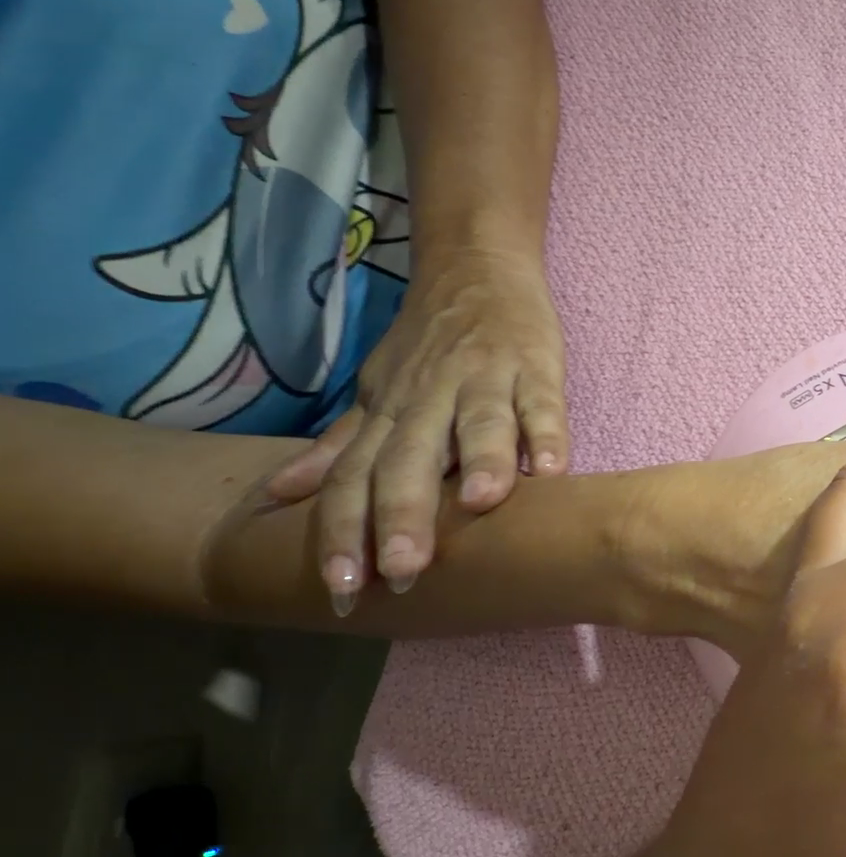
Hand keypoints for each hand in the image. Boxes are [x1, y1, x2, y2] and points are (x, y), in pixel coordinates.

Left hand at [266, 250, 568, 613]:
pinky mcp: (534, 366)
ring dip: (480, 461)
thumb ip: (343, 445)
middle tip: (404, 570)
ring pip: (477, 423)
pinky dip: (547, 431)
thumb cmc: (431, 343)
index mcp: (390, 412)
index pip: (355, 476)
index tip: (341, 589)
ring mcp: (483, 378)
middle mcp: (428, 398)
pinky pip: (541, 401)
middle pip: (410, 458)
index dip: (343, 531)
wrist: (475, 268)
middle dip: (404, 512)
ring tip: (481, 505)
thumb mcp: (379, 392)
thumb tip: (281, 496)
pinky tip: (554, 468)